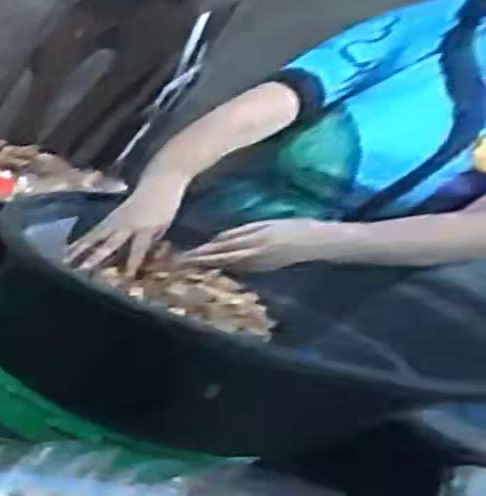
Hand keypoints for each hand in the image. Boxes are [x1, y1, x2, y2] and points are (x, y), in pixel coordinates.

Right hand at [67, 177, 188, 275]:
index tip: (124, 278)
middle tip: (82, 270)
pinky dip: (77, 243)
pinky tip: (66, 251)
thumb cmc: (165, 206)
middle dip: (96, 257)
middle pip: (110, 244)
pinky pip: (90, 234)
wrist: (160, 182)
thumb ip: (149, 240)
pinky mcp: (106, 220)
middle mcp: (127, 226)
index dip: (131, 263)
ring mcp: (114, 222)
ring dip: (78, 251)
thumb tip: (134, 256)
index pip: (138, 248)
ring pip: (94, 238)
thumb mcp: (164, 224)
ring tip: (63, 262)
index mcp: (147, 227)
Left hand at [180, 219, 344, 271]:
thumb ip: (241, 232)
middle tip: (176, 264)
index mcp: (255, 239)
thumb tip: (216, 239)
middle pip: (217, 258)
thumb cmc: (294, 227)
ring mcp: (254, 264)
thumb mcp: (268, 224)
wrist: (319, 242)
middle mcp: (252, 254)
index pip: (220, 246)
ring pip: (223, 266)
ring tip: (185, 267)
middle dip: (196, 261)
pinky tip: (206, 269)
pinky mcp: (257, 271)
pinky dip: (218, 268)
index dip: (199, 251)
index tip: (180, 255)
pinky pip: (233, 269)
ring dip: (204, 267)